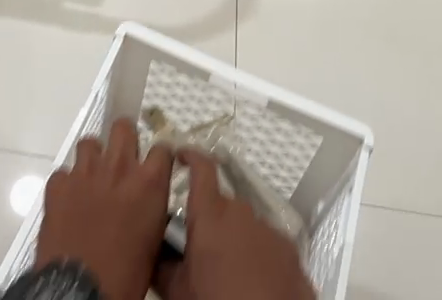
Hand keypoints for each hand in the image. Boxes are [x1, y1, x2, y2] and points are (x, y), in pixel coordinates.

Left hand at [33, 117, 174, 299]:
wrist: (81, 290)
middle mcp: (119, 167)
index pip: (162, 148)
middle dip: (124, 139)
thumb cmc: (126, 274)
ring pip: (90, 143)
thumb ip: (152, 208)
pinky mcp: (58, 185)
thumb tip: (149, 201)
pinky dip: (67, 185)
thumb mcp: (153, 241)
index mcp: (149, 182)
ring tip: (92, 179)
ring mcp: (85, 173)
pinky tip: (69, 203)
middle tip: (121, 161)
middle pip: (123, 127)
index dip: (158, 157)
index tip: (155, 166)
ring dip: (93, 158)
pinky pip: (63, 172)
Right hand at [155, 151, 314, 299]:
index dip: (191, 156)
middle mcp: (242, 214)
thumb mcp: (178, 290)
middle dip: (209, 220)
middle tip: (197, 248)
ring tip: (225, 270)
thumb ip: (162, 263)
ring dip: (233, 238)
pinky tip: (251, 278)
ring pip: (244, 224)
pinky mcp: (290, 250)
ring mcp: (269, 230)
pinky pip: (265, 242)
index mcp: (212, 217)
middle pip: (221, 204)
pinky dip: (256, 253)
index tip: (181, 155)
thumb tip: (152, 248)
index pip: (202, 169)